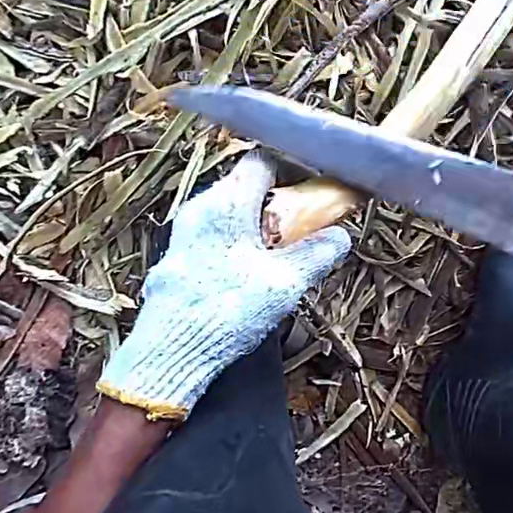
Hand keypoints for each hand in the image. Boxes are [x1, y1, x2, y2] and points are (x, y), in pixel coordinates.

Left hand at [97, 154, 351, 418]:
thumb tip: (340, 236)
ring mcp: (182, 232)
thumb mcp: (287, 281)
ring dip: (255, 224)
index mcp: (226, 200)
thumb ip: (317, 253)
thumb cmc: (230, 307)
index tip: (311, 190)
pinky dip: (234, 242)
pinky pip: (211, 236)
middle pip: (244, 185)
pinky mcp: (175, 258)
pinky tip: (247, 274)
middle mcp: (199, 207)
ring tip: (277, 254)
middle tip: (300, 226)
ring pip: (226, 212)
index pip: (262, 160)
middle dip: (276, 200)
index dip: (292, 169)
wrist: (172, 351)